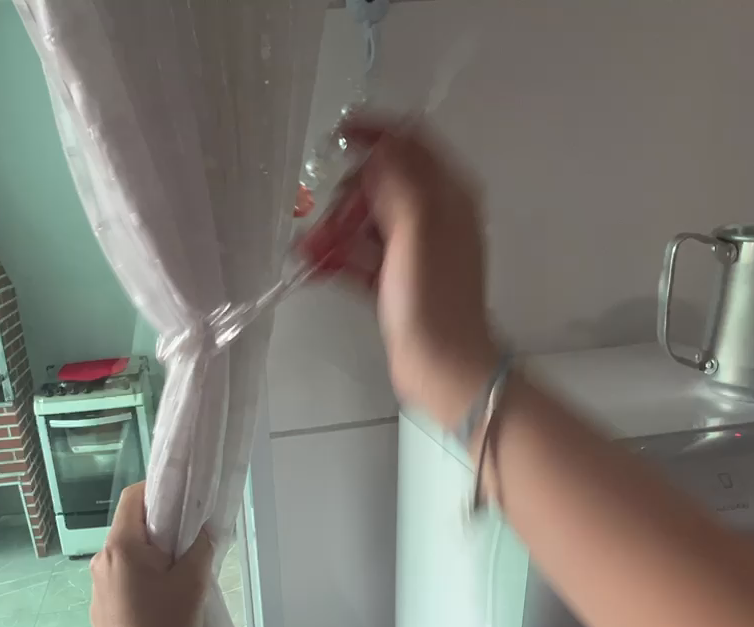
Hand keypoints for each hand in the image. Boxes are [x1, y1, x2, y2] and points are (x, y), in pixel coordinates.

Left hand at [90, 484, 213, 626]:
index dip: (160, 491)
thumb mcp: (193, 583)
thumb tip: (204, 530)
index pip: (134, 497)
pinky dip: (143, 580)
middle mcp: (102, 560)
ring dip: (154, 557)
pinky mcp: (101, 608)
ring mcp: (98, 586)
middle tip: (191, 544)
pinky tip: (162, 604)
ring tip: (181, 578)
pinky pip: (124, 580)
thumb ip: (201, 547)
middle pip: (131, 526)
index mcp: (121, 546)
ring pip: (129, 556)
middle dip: (162, 529)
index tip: (186, 503)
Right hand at [338, 116, 499, 429]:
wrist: (441, 366)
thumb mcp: (417, 231)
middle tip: (325, 218)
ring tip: (306, 249)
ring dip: (334, 230)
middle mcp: (433, 216)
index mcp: (447, 196)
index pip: (412, 142)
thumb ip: (399, 183)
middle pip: (381, 184)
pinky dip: (337, 258)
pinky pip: (360, 256)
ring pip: (366, 222)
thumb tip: (377, 153)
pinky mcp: (395, 280)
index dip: (375, 134)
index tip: (337, 137)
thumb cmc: (431, 302)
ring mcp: (413, 251)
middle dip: (346, 196)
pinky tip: (312, 267)